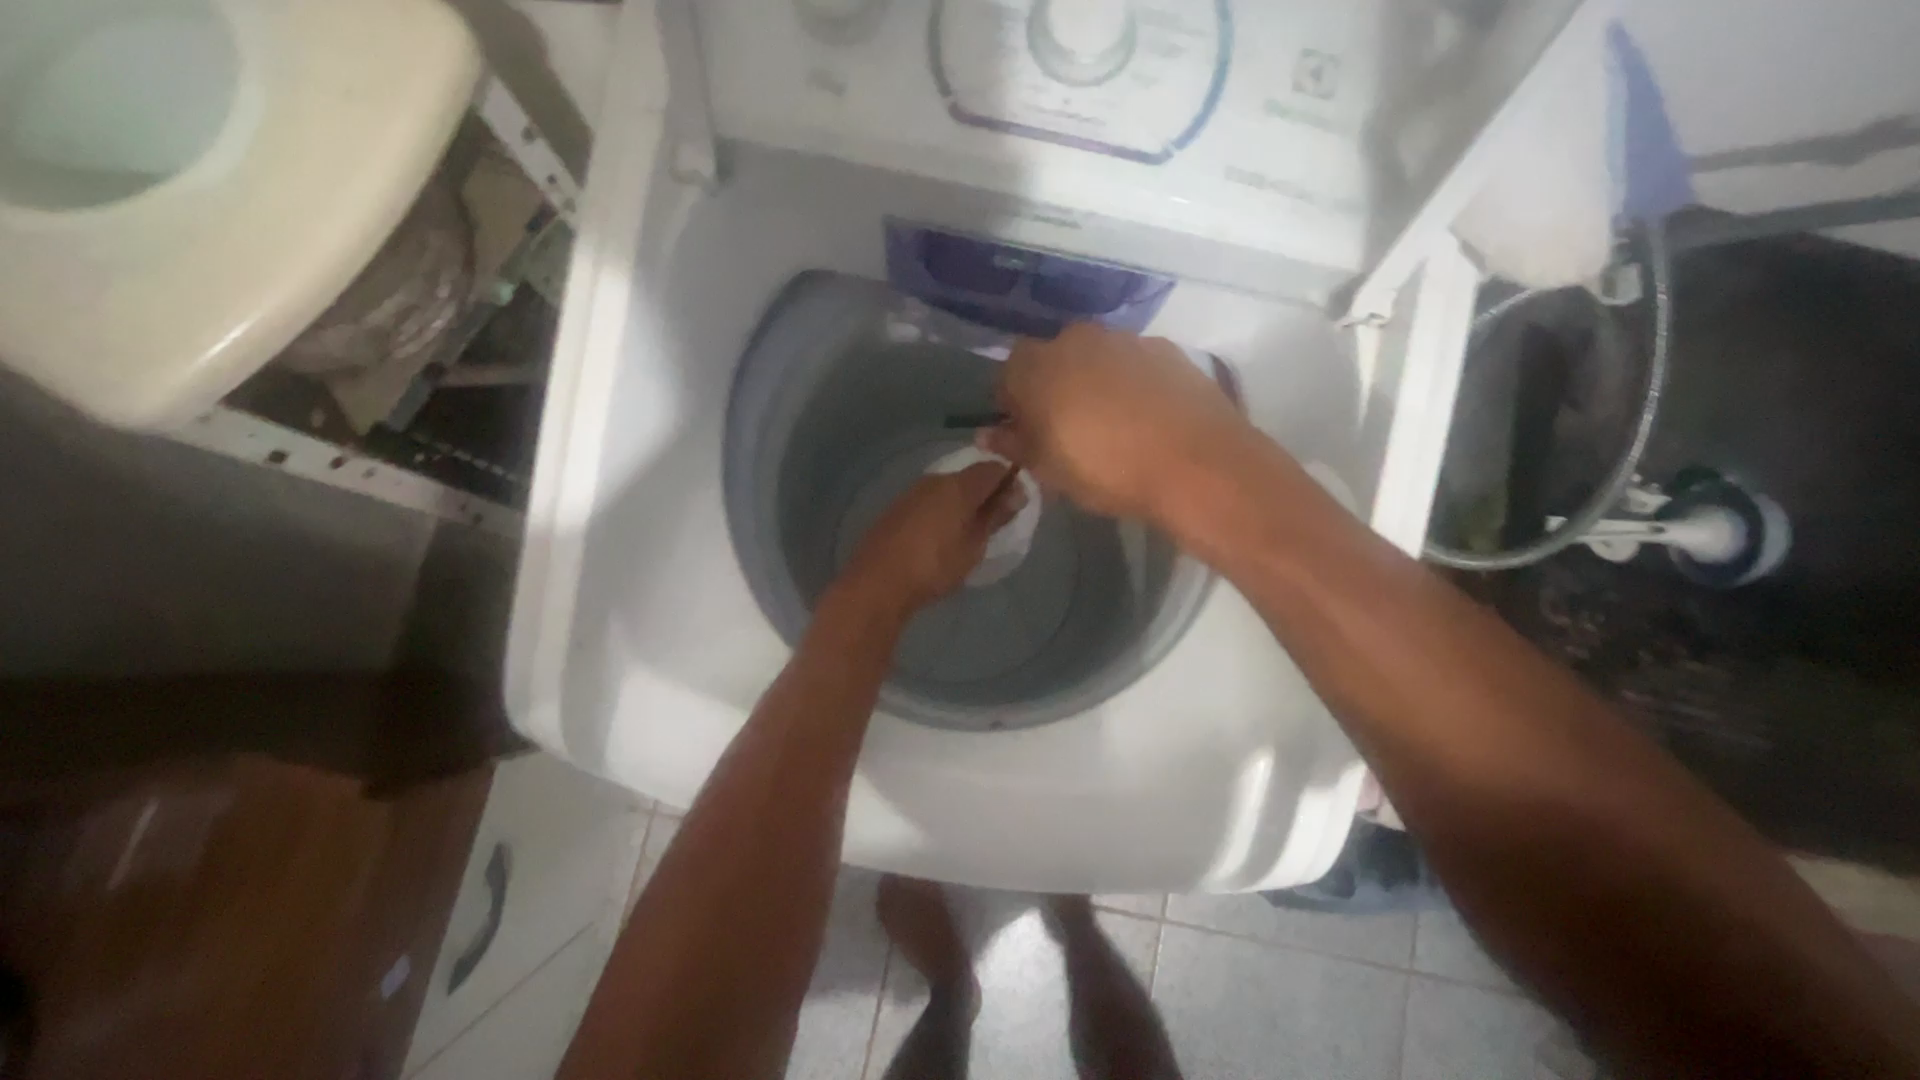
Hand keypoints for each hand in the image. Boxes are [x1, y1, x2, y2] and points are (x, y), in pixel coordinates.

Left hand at [837, 462, 1027, 617]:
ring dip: (961, 502)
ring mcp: (912, 492)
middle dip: (985, 492)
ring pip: (946, 488)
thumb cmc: (934, 566)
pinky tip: (939, 534)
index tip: (1015, 503)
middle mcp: (935, 480)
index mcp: (959, 485)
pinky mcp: (896, 508)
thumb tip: (1017, 491)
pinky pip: (928, 500)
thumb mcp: (973, 546)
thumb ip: (995, 516)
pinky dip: (940, 510)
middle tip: (993, 520)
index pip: (994, 467)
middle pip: (969, 476)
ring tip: (967, 530)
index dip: (1009, 480)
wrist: (877, 582)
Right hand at [979, 323, 1252, 526]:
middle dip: (1053, 386)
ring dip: (1093, 381)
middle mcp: (1077, 339)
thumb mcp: (1049, 469)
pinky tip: (1145, 417)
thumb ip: (1014, 444)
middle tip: (1067, 428)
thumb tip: (987, 433)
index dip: (1013, 403)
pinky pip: (1133, 363)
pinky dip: (1131, 382)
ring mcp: (1124, 339)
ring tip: (1111, 424)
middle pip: (1052, 358)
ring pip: (1095, 357)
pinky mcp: (1165, 348)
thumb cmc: (1105, 469)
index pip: (1008, 373)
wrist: (1195, 462)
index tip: (1027, 432)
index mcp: (1037, 366)